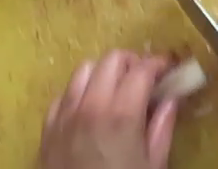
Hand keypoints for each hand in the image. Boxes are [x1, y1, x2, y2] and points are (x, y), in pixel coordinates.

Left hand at [40, 51, 178, 168]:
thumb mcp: (153, 167)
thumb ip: (162, 129)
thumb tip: (171, 100)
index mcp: (122, 114)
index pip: (143, 68)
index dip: (160, 62)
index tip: (170, 68)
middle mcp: (91, 107)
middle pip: (112, 59)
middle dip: (132, 63)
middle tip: (144, 79)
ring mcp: (65, 119)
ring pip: (83, 70)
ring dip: (103, 73)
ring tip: (115, 90)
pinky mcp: (46, 134)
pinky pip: (61, 97)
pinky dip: (77, 94)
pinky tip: (88, 110)